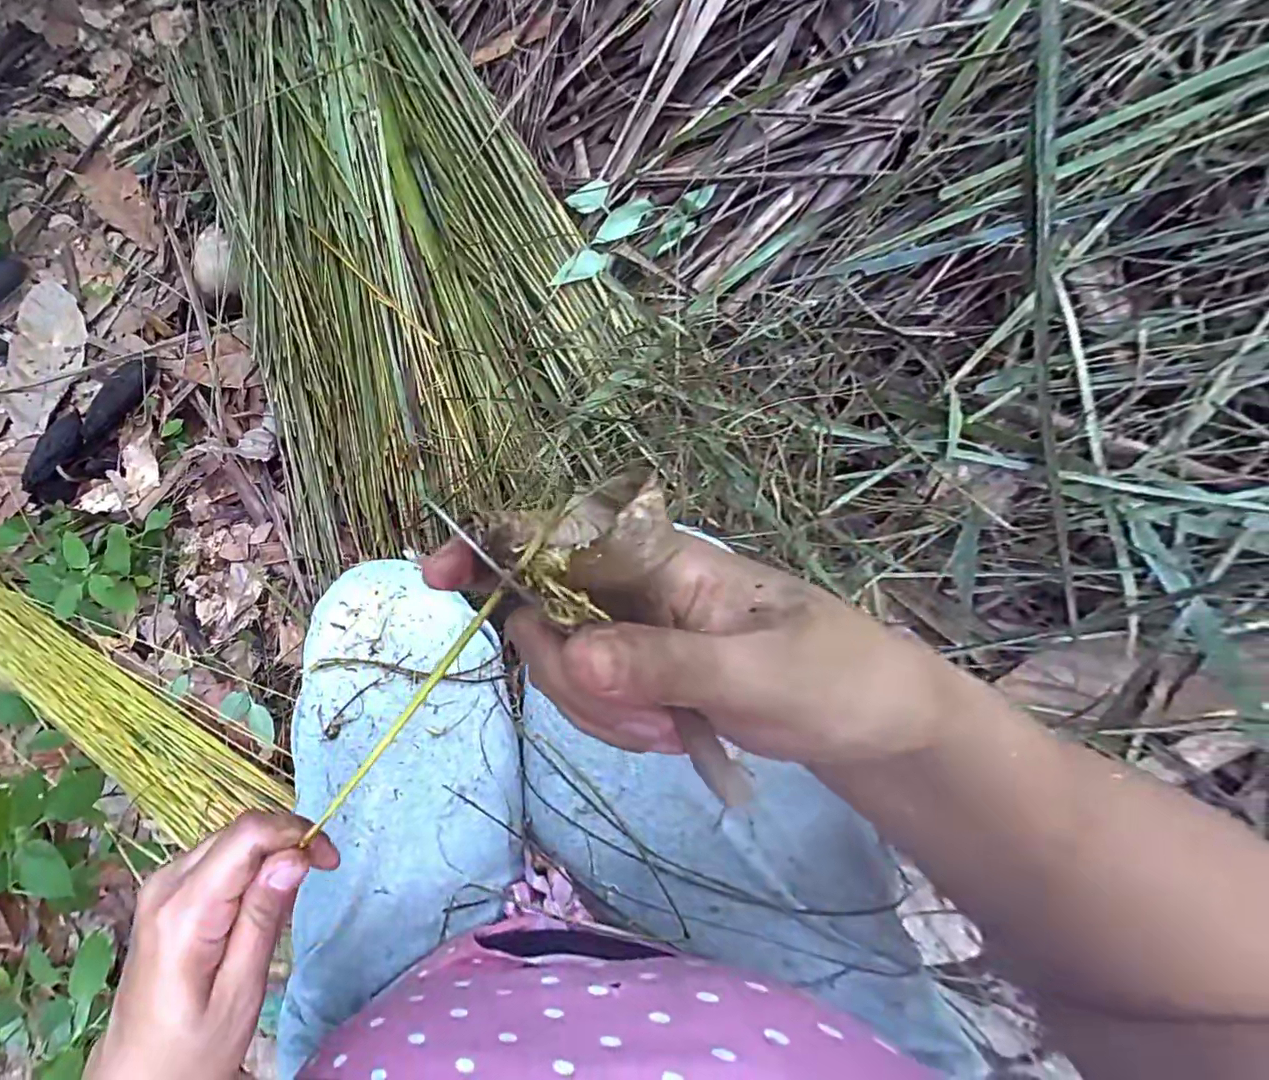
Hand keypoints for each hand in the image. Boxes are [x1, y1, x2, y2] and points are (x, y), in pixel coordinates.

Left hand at [87, 812, 339, 1079]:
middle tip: (322, 870)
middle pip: (237, 833)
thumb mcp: (239, 993)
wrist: (136, 1074)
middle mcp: (166, 881)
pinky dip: (248, 864)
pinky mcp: (166, 888)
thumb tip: (294, 856)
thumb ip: (264, 918)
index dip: (293, 833)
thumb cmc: (192, 1050)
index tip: (329, 859)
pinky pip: (216, 857)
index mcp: (183, 909)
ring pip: (229, 839)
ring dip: (268, 851)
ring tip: (292, 892)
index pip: (245, 836)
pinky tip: (261, 896)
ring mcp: (162, 881)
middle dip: (286, 841)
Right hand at [422, 533, 969, 764]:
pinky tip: (663, 733)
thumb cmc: (834, 675)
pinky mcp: (621, 665)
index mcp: (651, 554)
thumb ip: (665, 663)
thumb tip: (574, 659)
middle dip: (569, 674)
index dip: (484, 544)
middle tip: (639, 719)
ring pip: (552, 660)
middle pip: (536, 613)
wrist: (874, 723)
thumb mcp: (760, 673)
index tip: (437, 573)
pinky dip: (605, 722)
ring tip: (670, 732)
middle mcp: (620, 581)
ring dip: (594, 708)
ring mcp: (617, 625)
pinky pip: (577, 691)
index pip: (549, 533)